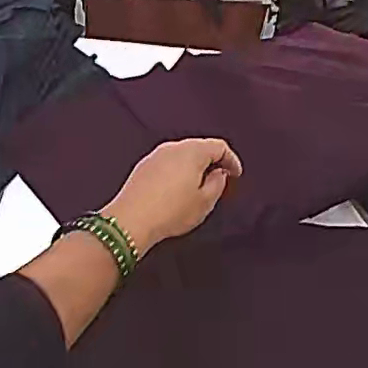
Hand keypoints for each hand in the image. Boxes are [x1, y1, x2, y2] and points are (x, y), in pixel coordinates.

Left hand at [101, 138, 241, 255]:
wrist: (131, 221)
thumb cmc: (168, 212)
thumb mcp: (205, 201)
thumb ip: (218, 183)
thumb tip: (219, 174)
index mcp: (192, 151)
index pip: (219, 146)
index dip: (232, 160)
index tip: (235, 173)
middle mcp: (172, 148)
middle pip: (200, 148)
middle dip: (213, 163)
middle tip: (220, 180)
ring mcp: (155, 156)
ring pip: (182, 156)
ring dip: (194, 169)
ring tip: (198, 190)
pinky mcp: (143, 168)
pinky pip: (167, 165)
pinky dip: (177, 174)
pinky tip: (177, 193)